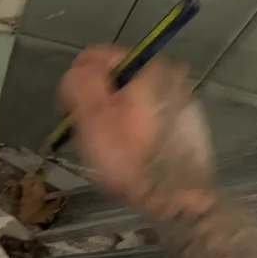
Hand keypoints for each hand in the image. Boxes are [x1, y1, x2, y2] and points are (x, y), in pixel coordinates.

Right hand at [58, 45, 214, 212]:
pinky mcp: (186, 123)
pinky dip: (134, 130)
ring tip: (111, 149)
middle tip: (91, 136)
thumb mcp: (93, 115)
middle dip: (96, 105)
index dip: (74, 86)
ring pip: (129, 100)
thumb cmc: (131, 157)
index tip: (71, 116)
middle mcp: (170, 73)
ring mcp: (182, 99)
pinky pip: (147, 117)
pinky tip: (132, 154)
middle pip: (113, 80)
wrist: (178, 199)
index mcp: (148, 65)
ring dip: (113, 119)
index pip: (93, 58)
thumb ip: (79, 81)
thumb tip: (77, 71)